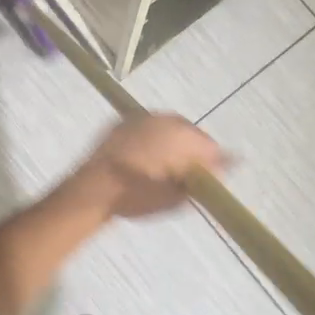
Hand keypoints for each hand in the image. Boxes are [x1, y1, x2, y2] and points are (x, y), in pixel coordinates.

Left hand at [70, 114, 226, 218]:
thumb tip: (220, 171)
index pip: (210, 146)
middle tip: (183, 174)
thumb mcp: (176, 197)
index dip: (210, 164)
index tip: (204, 180)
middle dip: (190, 150)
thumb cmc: (138, 195)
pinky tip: (142, 158)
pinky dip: (149, 139)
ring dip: (170, 143)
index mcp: (183, 135)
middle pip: (189, 133)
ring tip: (162, 166)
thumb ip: (203, 181)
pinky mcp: (121, 122)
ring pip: (167, 127)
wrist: (93, 189)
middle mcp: (165, 119)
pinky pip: (145, 128)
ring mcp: (141, 117)